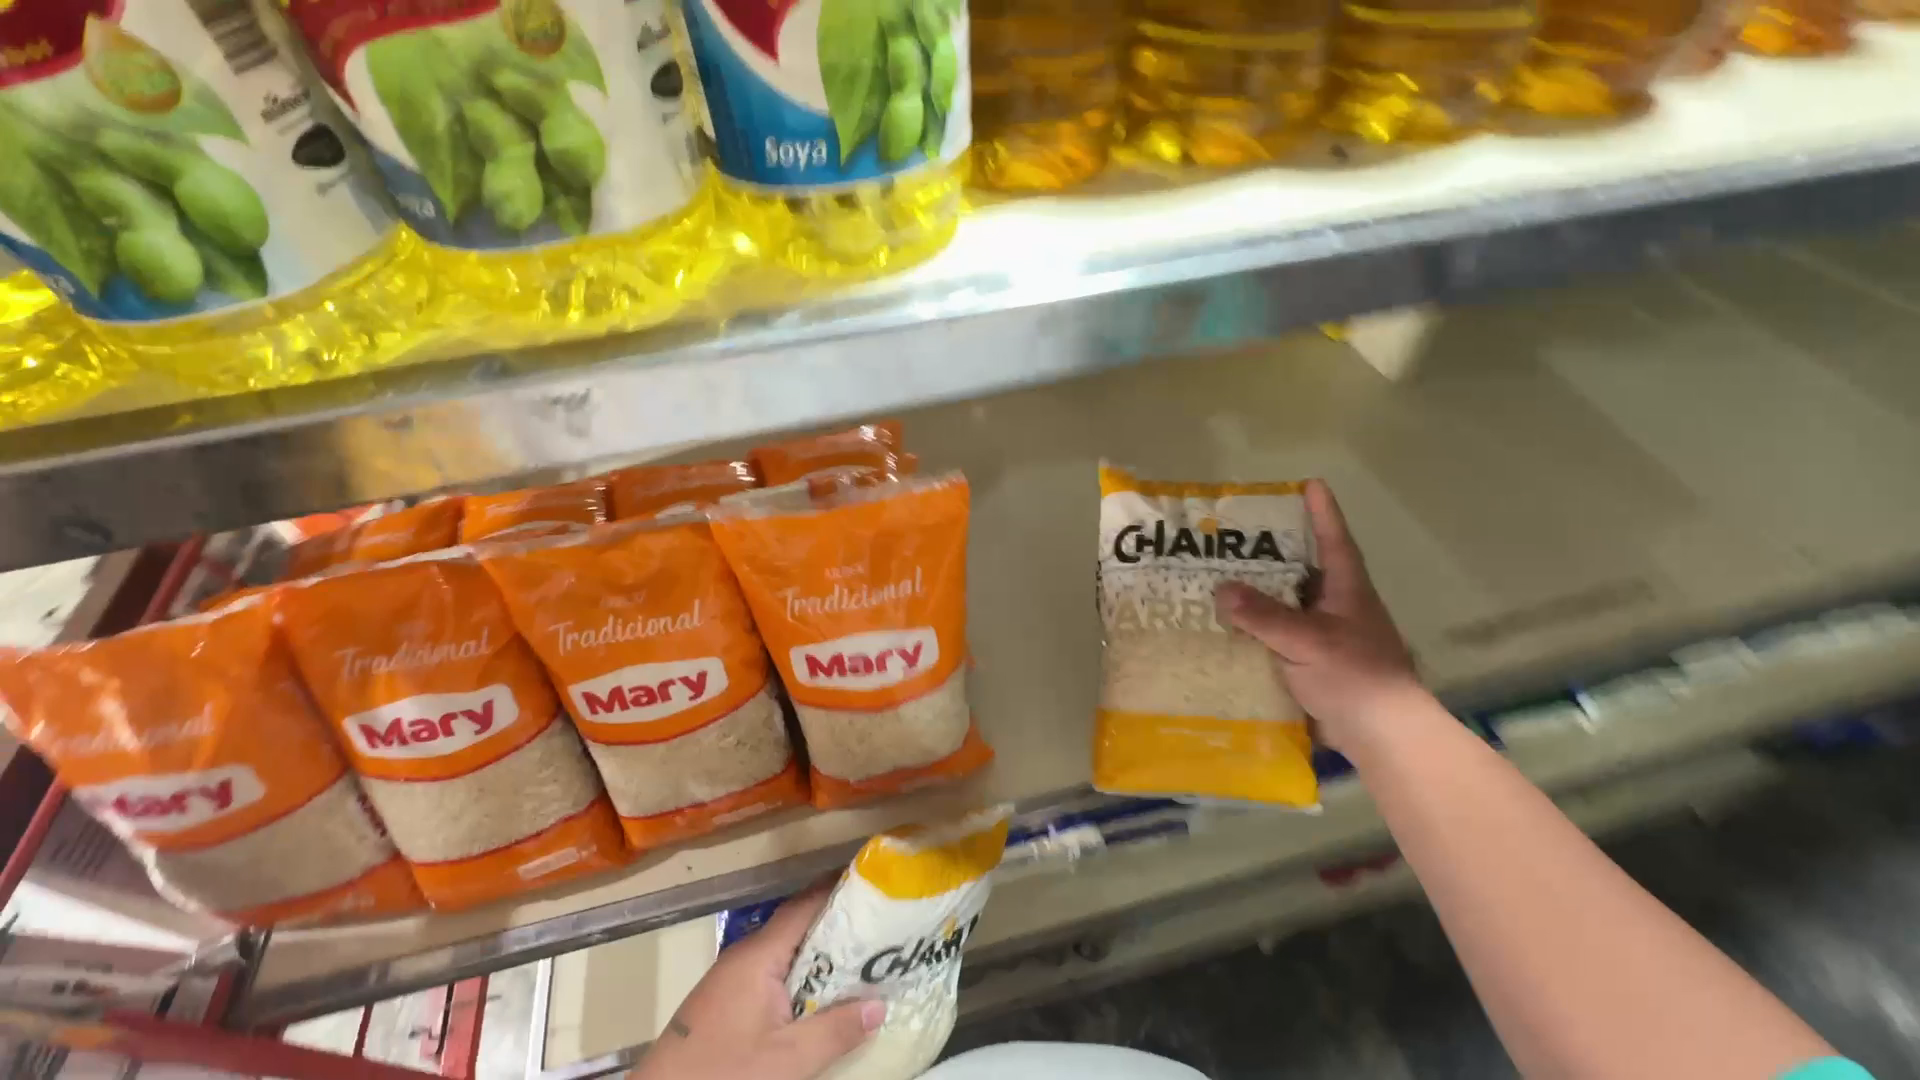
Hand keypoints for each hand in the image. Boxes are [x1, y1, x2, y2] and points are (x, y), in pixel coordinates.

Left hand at [630, 887, 883, 1079]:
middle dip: (839, 926)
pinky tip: (824, 999)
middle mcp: (745, 956)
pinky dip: (803, 979)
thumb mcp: (787, 1061)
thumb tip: (880, 1005)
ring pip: (787, 954)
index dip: (839, 890)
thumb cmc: (724, 1073)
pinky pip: (775, 976)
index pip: (804, 905)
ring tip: (864, 961)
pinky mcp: (728, 1002)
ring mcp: (734, 979)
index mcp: (759, 955)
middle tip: (883, 928)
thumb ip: (835, 1031)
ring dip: (822, 956)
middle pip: (799, 927)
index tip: (875, 884)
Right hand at [1215, 479, 1425, 752]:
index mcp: (1348, 591)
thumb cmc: (1353, 675)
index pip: (1334, 541)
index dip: (1322, 512)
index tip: (1311, 484)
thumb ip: (1263, 614)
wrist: (1380, 734)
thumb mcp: (1305, 639)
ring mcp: (1328, 638)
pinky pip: (1280, 639)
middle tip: (1239, 539)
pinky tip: (1230, 632)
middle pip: (1305, 571)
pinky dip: (1258, 632)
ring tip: (1221, 581)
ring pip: (1289, 606)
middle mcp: (1339, 608)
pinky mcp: (1316, 666)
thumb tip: (1221, 589)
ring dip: (1261, 596)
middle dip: (1275, 555)